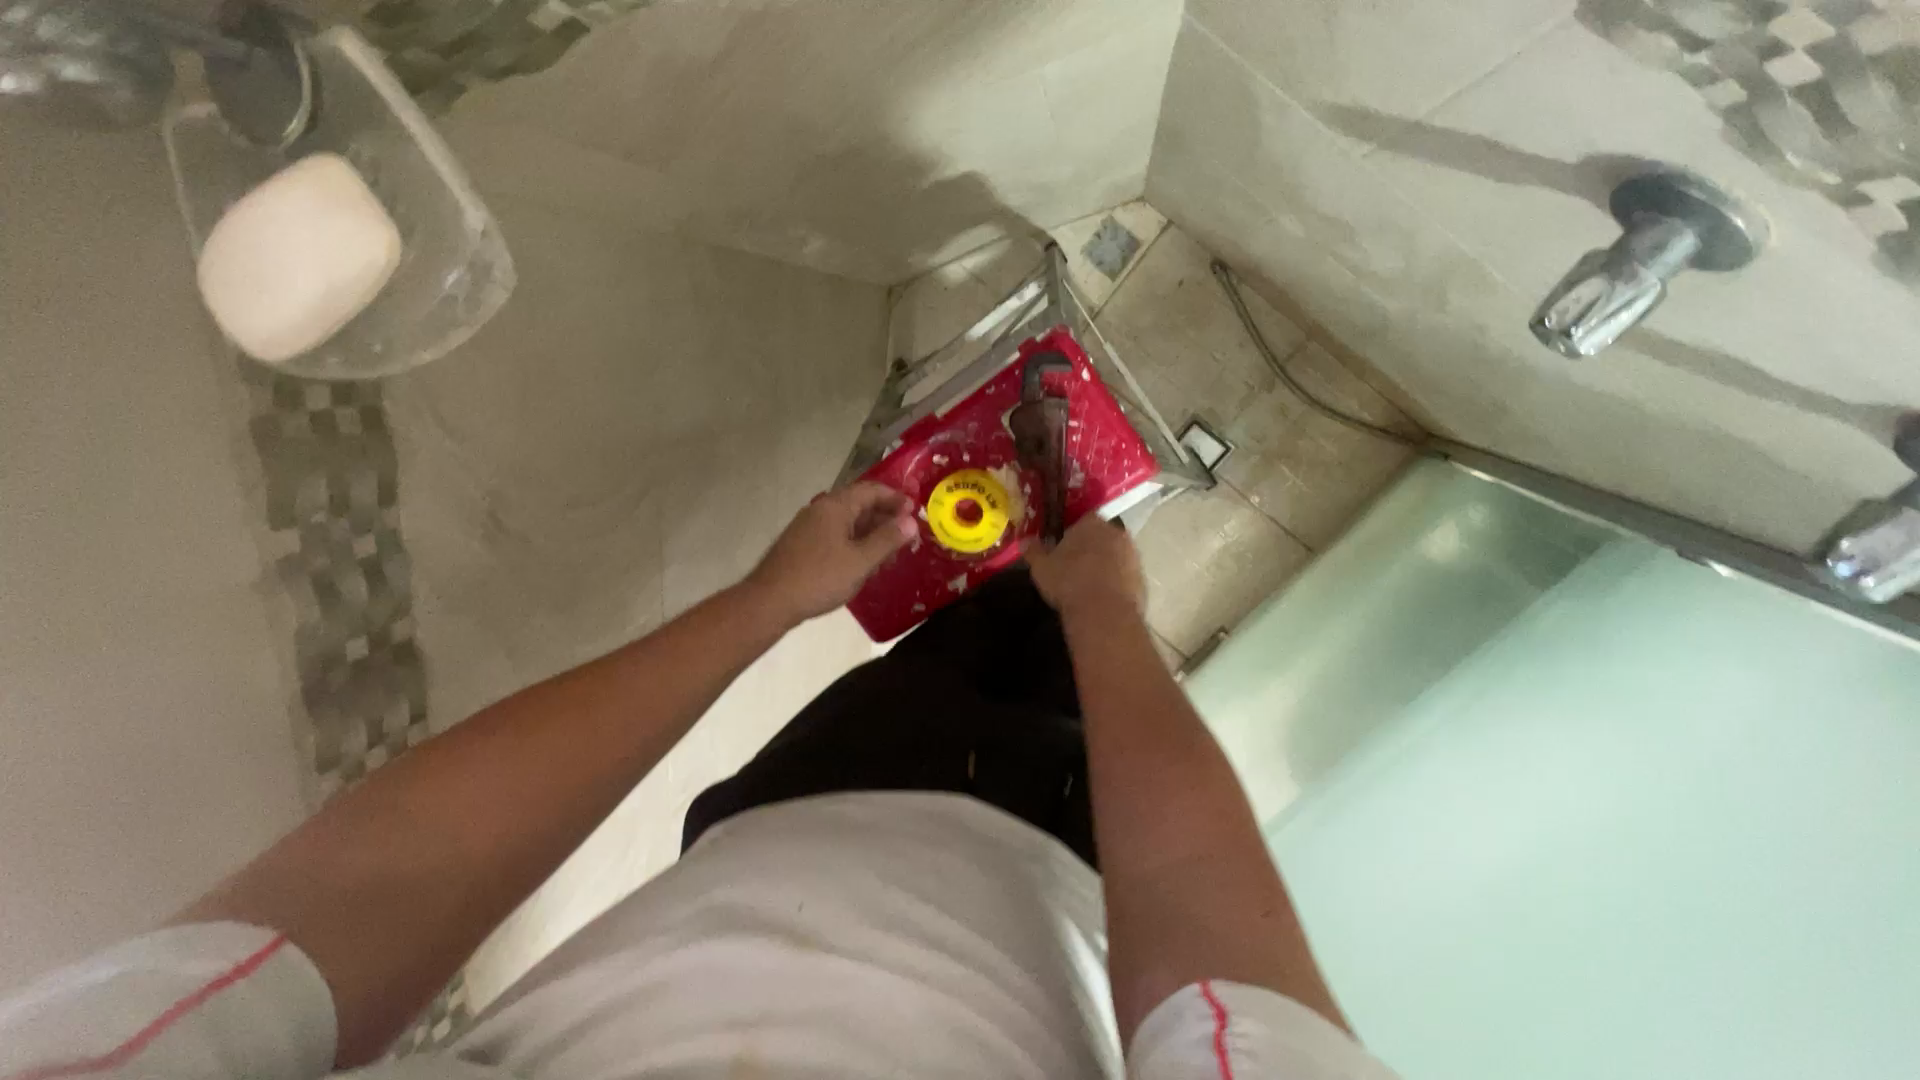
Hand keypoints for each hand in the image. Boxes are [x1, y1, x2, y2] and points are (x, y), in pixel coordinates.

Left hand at [743, 482, 916, 624]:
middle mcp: (821, 509)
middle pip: (859, 503)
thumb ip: (887, 539)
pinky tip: (863, 561)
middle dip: (885, 515)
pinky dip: (855, 541)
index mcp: (835, 506)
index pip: (871, 490)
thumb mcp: (860, 561)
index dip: (896, 498)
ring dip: (870, 531)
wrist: (770, 601)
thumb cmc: (819, 578)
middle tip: (907, 532)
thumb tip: (911, 521)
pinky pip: (835, 534)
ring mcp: (808, 526)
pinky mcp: (802, 544)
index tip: (916, 511)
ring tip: (890, 550)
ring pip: (847, 521)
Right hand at [1025, 517, 1145, 622]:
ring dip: (1105, 565)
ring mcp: (1133, 555)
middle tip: (1074, 566)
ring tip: (1088, 585)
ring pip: (1116, 555)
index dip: (1072, 532)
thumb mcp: (1041, 567)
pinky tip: (1102, 598)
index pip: (1082, 518)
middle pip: (1101, 536)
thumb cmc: (1068, 582)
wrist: (1104, 612)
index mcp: (1091, 523)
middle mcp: (1117, 533)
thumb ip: (1034, 551)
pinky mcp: (1142, 578)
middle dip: (1090, 547)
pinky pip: (1125, 576)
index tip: (1063, 547)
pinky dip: (1116, 583)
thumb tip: (1025, 541)